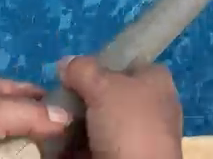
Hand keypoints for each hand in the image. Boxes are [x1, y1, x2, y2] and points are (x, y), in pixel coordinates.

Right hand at [59, 56, 183, 158]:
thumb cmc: (128, 126)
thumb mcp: (102, 87)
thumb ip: (82, 69)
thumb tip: (66, 64)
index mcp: (156, 79)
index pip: (124, 63)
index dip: (98, 66)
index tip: (73, 76)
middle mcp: (152, 105)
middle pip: (107, 95)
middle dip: (81, 101)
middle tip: (60, 106)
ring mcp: (141, 137)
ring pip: (100, 124)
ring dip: (76, 126)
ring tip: (56, 127)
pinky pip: (98, 147)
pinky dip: (79, 148)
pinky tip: (61, 148)